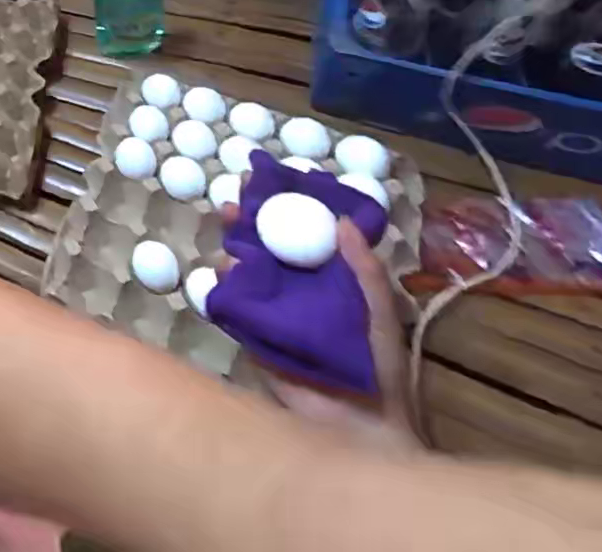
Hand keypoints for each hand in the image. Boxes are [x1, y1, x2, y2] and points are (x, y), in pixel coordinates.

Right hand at [218, 203, 419, 453]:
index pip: (302, 230)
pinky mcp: (247, 324)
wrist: (352, 422)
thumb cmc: (375, 363)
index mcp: (327, 277)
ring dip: (234, 240)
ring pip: (244, 262)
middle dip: (249, 215)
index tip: (270, 180)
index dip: (286, 204)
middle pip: (266, 240)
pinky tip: (222, 266)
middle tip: (237, 193)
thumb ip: (363, 268)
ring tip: (226, 219)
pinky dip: (223, 279)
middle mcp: (294, 284)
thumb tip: (341, 219)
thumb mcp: (380, 310)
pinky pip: (230, 296)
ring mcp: (268, 304)